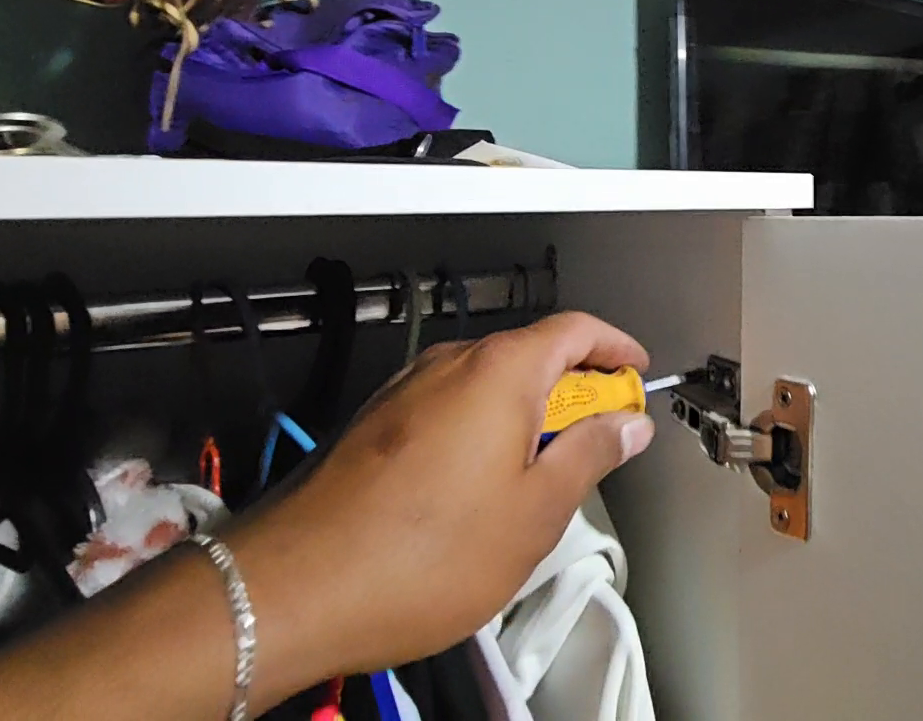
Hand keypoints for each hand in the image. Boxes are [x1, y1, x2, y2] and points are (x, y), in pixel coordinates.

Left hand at [225, 312, 655, 695]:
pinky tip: (483, 479)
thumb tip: (630, 424)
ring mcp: (406, 388)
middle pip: (533, 351)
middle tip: (602, 431)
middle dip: (578, 384)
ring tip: (545, 462)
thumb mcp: (536, 511)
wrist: (284, 594)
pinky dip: (487, 422)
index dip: (617, 347)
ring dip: (531, 406)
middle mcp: (452, 362)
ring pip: (490, 380)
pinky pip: (452, 402)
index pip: (577, 329)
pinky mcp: (374, 422)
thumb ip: (592, 454)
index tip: (638, 373)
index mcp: (501, 370)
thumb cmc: (427, 552)